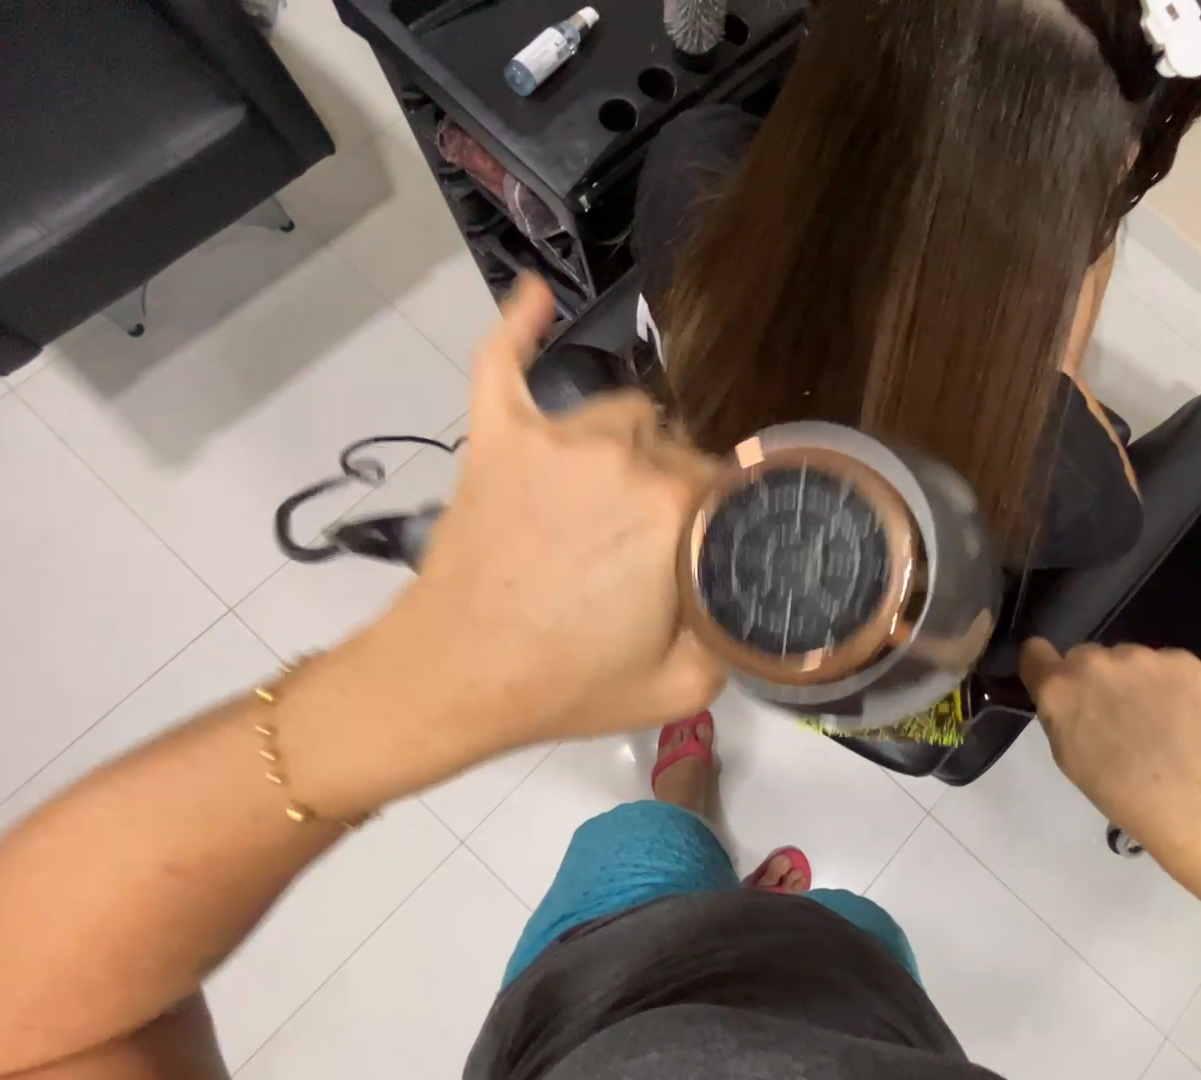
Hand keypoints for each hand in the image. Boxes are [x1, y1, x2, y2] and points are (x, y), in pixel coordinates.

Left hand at [278, 277, 726, 818]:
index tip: (707, 547)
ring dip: (631, 442)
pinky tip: (538, 296)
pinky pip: (506, 361)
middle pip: (677, 446)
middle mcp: (623, 455)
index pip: (726, 483)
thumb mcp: (684, 686)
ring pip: (624, 412)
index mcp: (673, 509)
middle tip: (652, 543)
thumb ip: (734, 635)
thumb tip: (748, 599)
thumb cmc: (568, 686)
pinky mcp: (498, 434)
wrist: (452, 680)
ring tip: (613, 490)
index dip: (721, 517)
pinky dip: (521, 327)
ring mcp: (556, 438)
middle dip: (676, 489)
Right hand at [1019, 640, 1200, 859]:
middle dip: (1096, 678)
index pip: (1034, 651)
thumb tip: (1072, 698)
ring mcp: (1140, 656)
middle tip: (1118, 712)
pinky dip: (1173, 684)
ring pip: (1131, 659)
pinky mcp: (1182, 660)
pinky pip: (1168, 665)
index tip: (1059, 682)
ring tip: (1159, 717)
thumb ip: (1060, 713)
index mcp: (1058, 687)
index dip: (1045, 666)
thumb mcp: (1066, 754)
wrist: (1191, 799)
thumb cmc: (1118, 789)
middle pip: (1087, 656)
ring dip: (1136, 679)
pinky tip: (1185, 714)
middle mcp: (1093, 661)